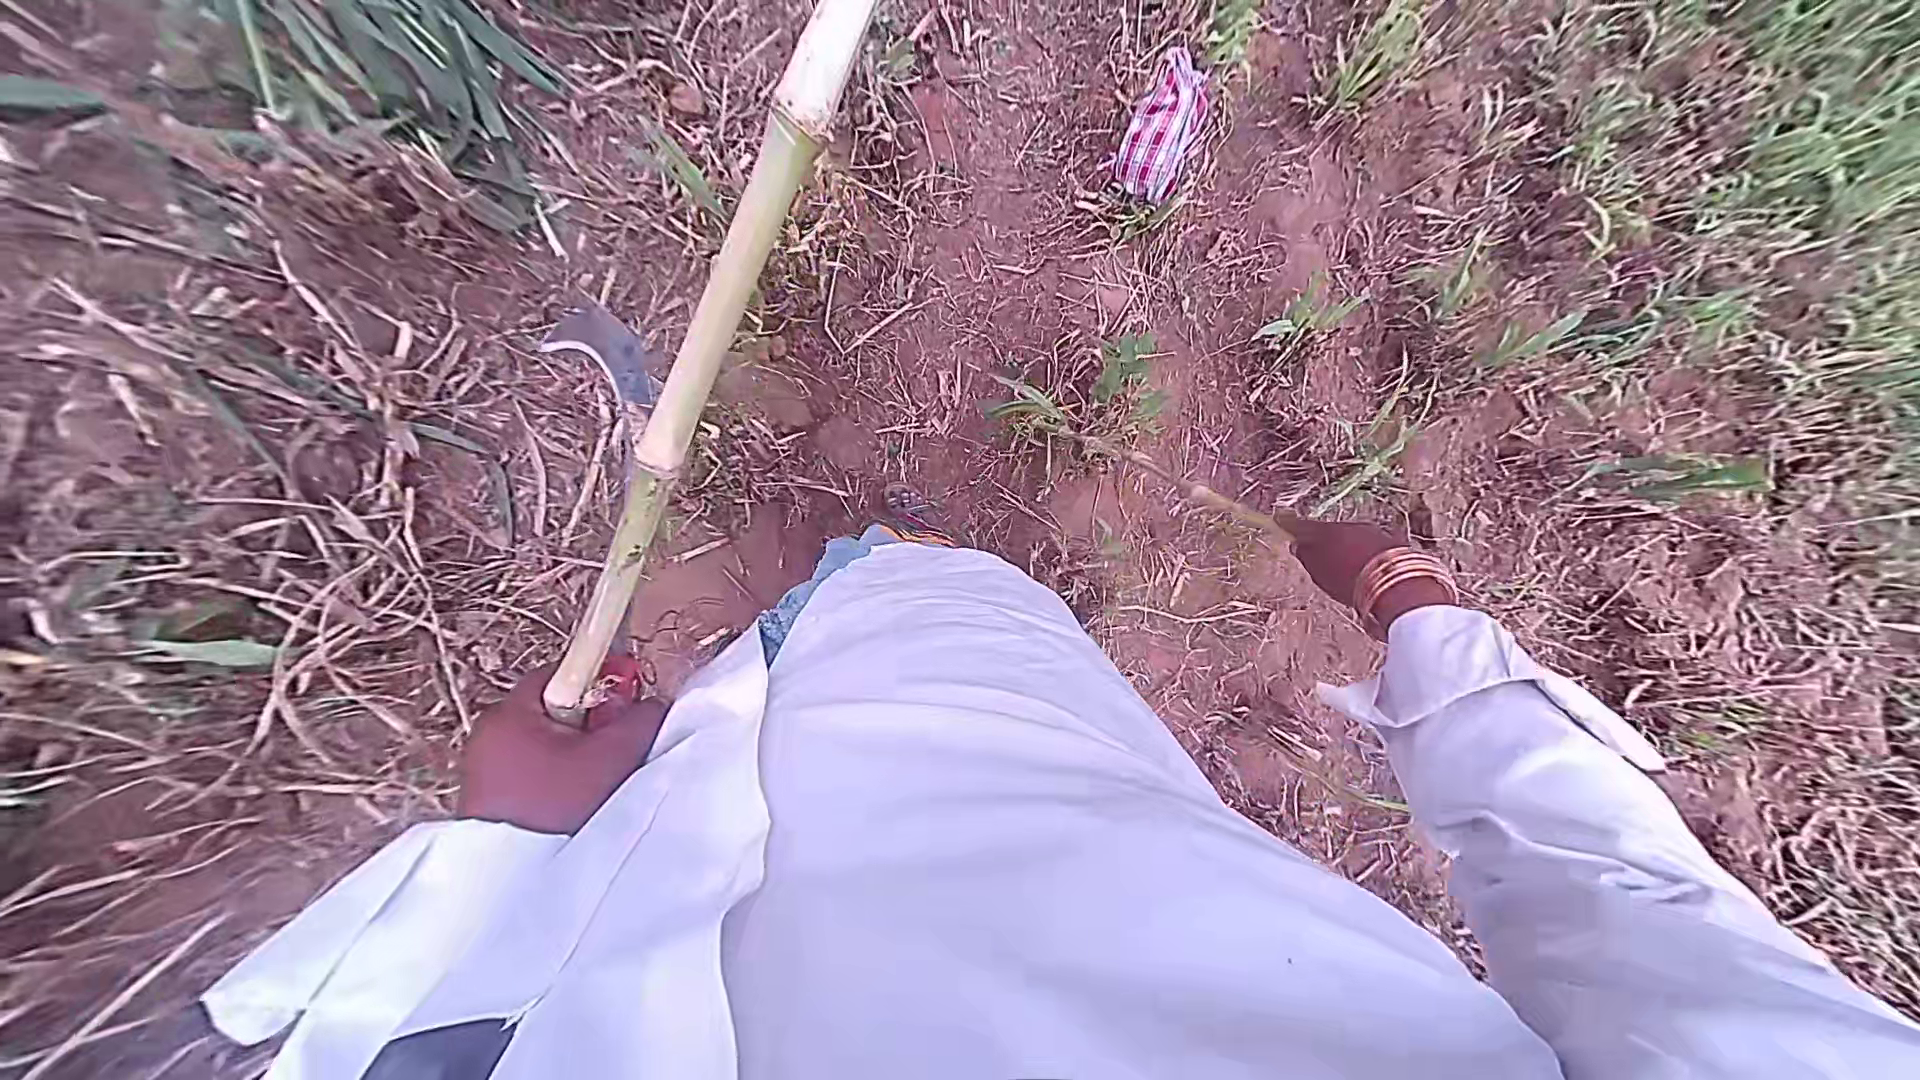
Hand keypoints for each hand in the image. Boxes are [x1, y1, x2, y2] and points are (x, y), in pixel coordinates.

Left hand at [457, 664, 666, 834]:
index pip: (562, 672)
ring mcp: (486, 776)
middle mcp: (487, 741)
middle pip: (559, 708)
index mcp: (508, 718)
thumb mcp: (620, 749)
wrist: (528, 887)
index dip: (602, 676)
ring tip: (606, 774)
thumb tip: (648, 704)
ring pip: (553, 742)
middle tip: (623, 739)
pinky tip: (587, 796)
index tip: (630, 688)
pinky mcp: (495, 805)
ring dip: (586, 750)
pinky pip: (541, 772)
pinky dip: (568, 775)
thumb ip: (643, 712)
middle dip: (598, 719)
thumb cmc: (567, 808)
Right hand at [1290, 520, 1453, 636]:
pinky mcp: (1397, 547)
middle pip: (1332, 531)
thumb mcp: (1319, 573)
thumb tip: (1298, 545)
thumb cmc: (1350, 580)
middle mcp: (1352, 527)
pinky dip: (1365, 556)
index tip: (1280, 520)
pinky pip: (1373, 548)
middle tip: (1315, 552)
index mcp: (1328, 531)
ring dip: (1347, 548)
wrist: (1399, 587)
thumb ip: (1307, 556)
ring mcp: (1377, 535)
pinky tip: (1364, 571)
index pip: (1303, 526)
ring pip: (1354, 538)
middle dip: (1323, 539)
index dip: (1290, 524)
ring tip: (1342, 567)